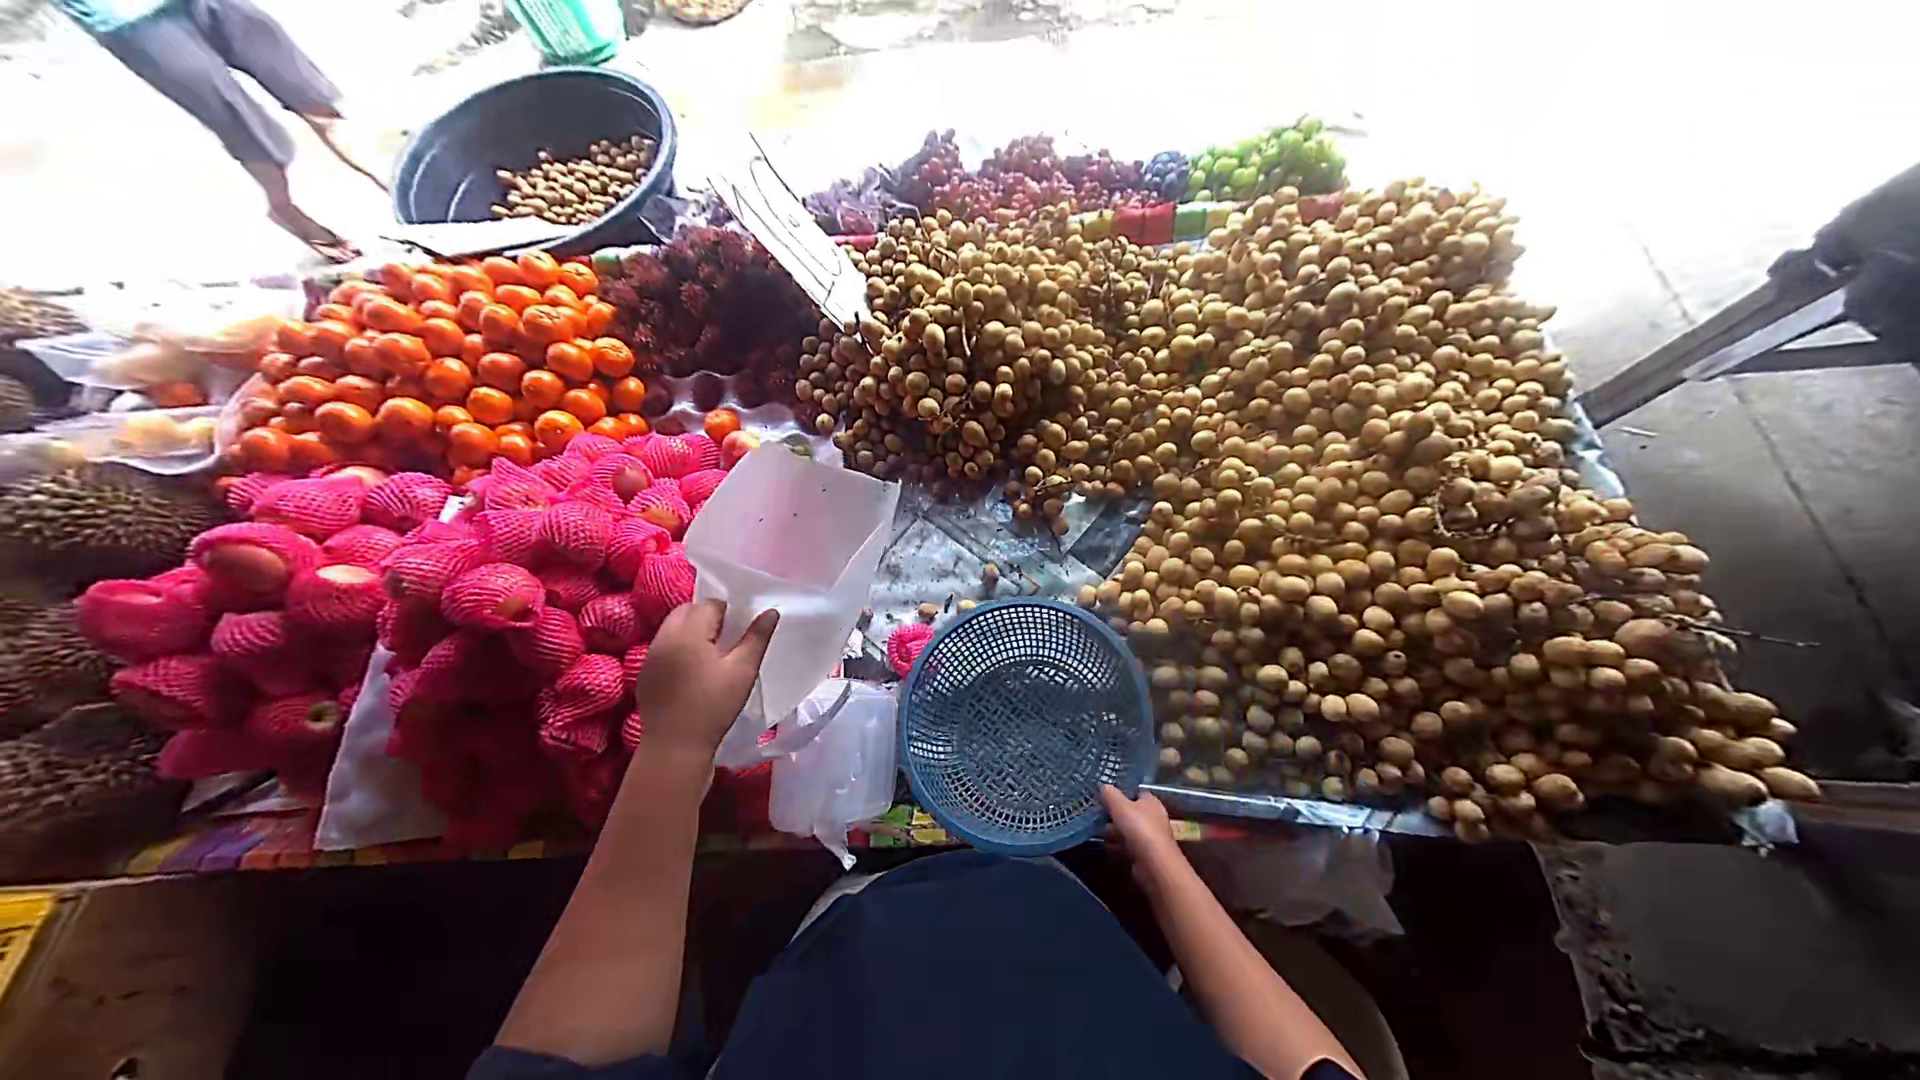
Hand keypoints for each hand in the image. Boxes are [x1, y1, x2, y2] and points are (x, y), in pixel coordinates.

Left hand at [632, 599, 777, 766]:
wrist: (675, 746)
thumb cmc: (713, 706)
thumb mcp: (742, 671)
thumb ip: (756, 637)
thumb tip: (770, 612)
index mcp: (687, 633)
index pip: (709, 605)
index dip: (728, 613)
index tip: (739, 632)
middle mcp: (664, 638)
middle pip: (686, 611)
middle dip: (707, 617)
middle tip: (726, 641)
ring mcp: (650, 656)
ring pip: (673, 628)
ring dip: (692, 632)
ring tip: (711, 656)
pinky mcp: (646, 674)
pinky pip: (664, 648)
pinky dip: (679, 649)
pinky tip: (693, 674)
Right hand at [1100, 784, 1183, 878]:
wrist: (1154, 865)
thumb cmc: (1139, 828)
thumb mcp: (1120, 806)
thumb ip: (1110, 794)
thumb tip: (1104, 785)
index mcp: (1152, 803)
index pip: (1137, 793)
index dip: (1122, 792)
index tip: (1105, 794)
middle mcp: (1153, 818)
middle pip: (1131, 812)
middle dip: (1115, 813)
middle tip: (1097, 812)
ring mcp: (1150, 838)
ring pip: (1128, 830)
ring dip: (1114, 830)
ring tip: (1096, 828)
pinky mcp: (1144, 855)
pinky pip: (1127, 846)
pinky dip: (1116, 845)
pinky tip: (1104, 844)